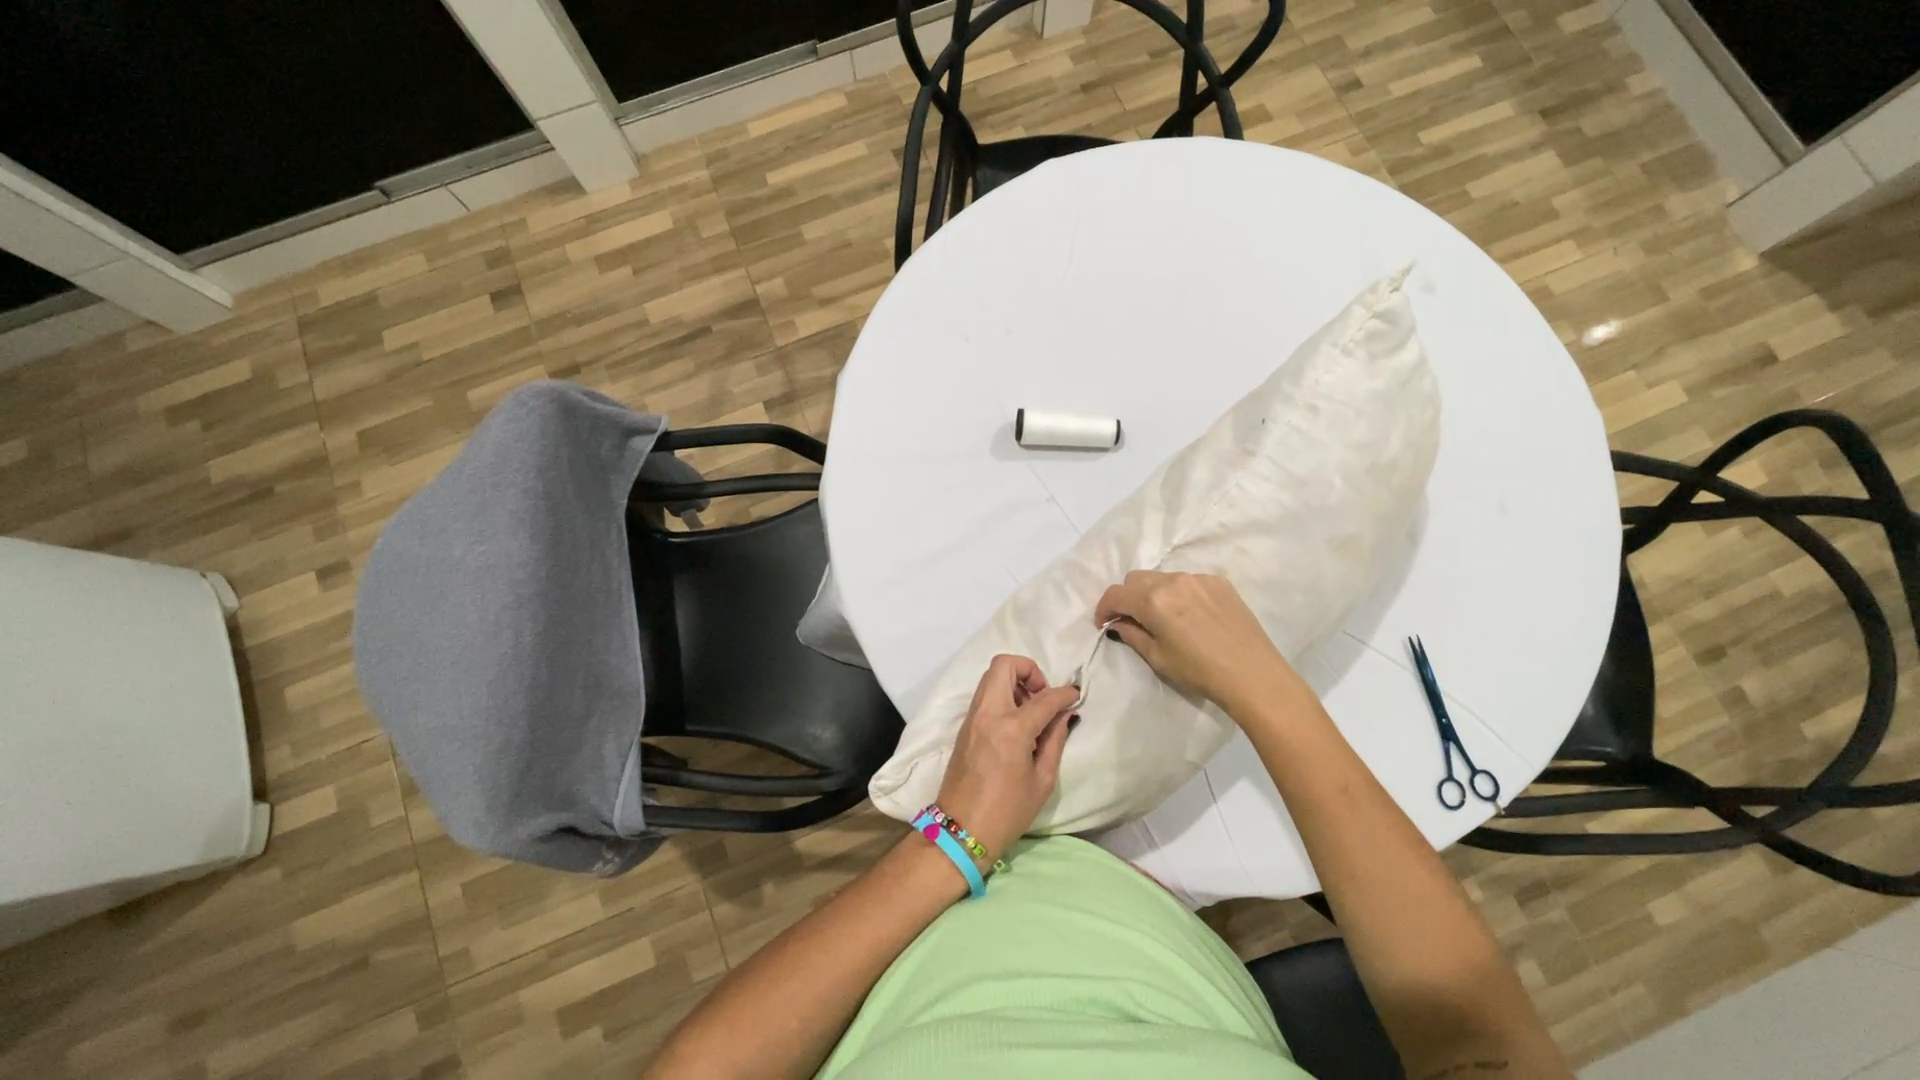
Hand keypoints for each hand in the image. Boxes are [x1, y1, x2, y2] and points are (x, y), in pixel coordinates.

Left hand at [935, 655, 1079, 865]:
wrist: (961, 830)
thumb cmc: (1008, 811)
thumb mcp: (1042, 779)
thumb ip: (1055, 739)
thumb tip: (1064, 714)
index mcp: (1012, 729)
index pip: (1044, 697)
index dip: (1064, 693)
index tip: (1074, 696)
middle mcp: (988, 714)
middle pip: (1004, 665)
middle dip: (1029, 671)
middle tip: (1043, 696)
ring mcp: (972, 718)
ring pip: (991, 677)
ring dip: (1014, 682)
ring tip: (1031, 712)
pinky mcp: (964, 727)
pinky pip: (985, 696)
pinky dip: (1002, 696)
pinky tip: (1017, 724)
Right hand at [1094, 570, 1301, 715]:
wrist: (1252, 674)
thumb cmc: (1199, 672)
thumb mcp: (1157, 658)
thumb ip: (1132, 635)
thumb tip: (1118, 623)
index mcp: (1153, 600)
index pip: (1115, 594)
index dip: (1103, 609)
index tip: (1104, 624)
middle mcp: (1173, 581)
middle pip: (1135, 579)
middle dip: (1127, 598)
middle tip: (1132, 621)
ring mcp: (1199, 578)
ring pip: (1162, 578)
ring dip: (1153, 594)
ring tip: (1164, 619)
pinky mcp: (1219, 582)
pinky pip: (1188, 581)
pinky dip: (1180, 594)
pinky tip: (1192, 617)